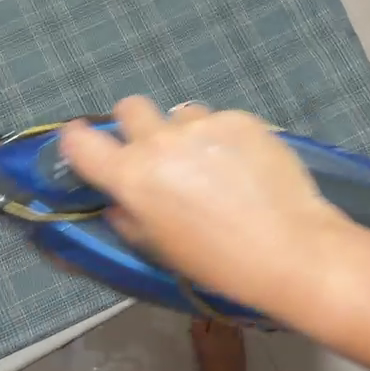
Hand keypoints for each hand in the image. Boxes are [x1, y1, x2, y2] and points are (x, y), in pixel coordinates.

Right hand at [58, 96, 357, 313]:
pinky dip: (224, 138)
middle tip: (158, 154)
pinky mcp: (240, 118)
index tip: (88, 147)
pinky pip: (219, 120)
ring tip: (214, 165)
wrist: (291, 249)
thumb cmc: (217, 263)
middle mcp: (160, 141)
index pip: (80, 140)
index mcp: (132, 177)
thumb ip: (128, 217)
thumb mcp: (159, 249)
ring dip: (185, 134)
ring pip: (179, 114)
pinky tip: (246, 166)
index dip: (78, 140)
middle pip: (129, 107)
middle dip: (135, 126)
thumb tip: (119, 200)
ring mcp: (202, 124)